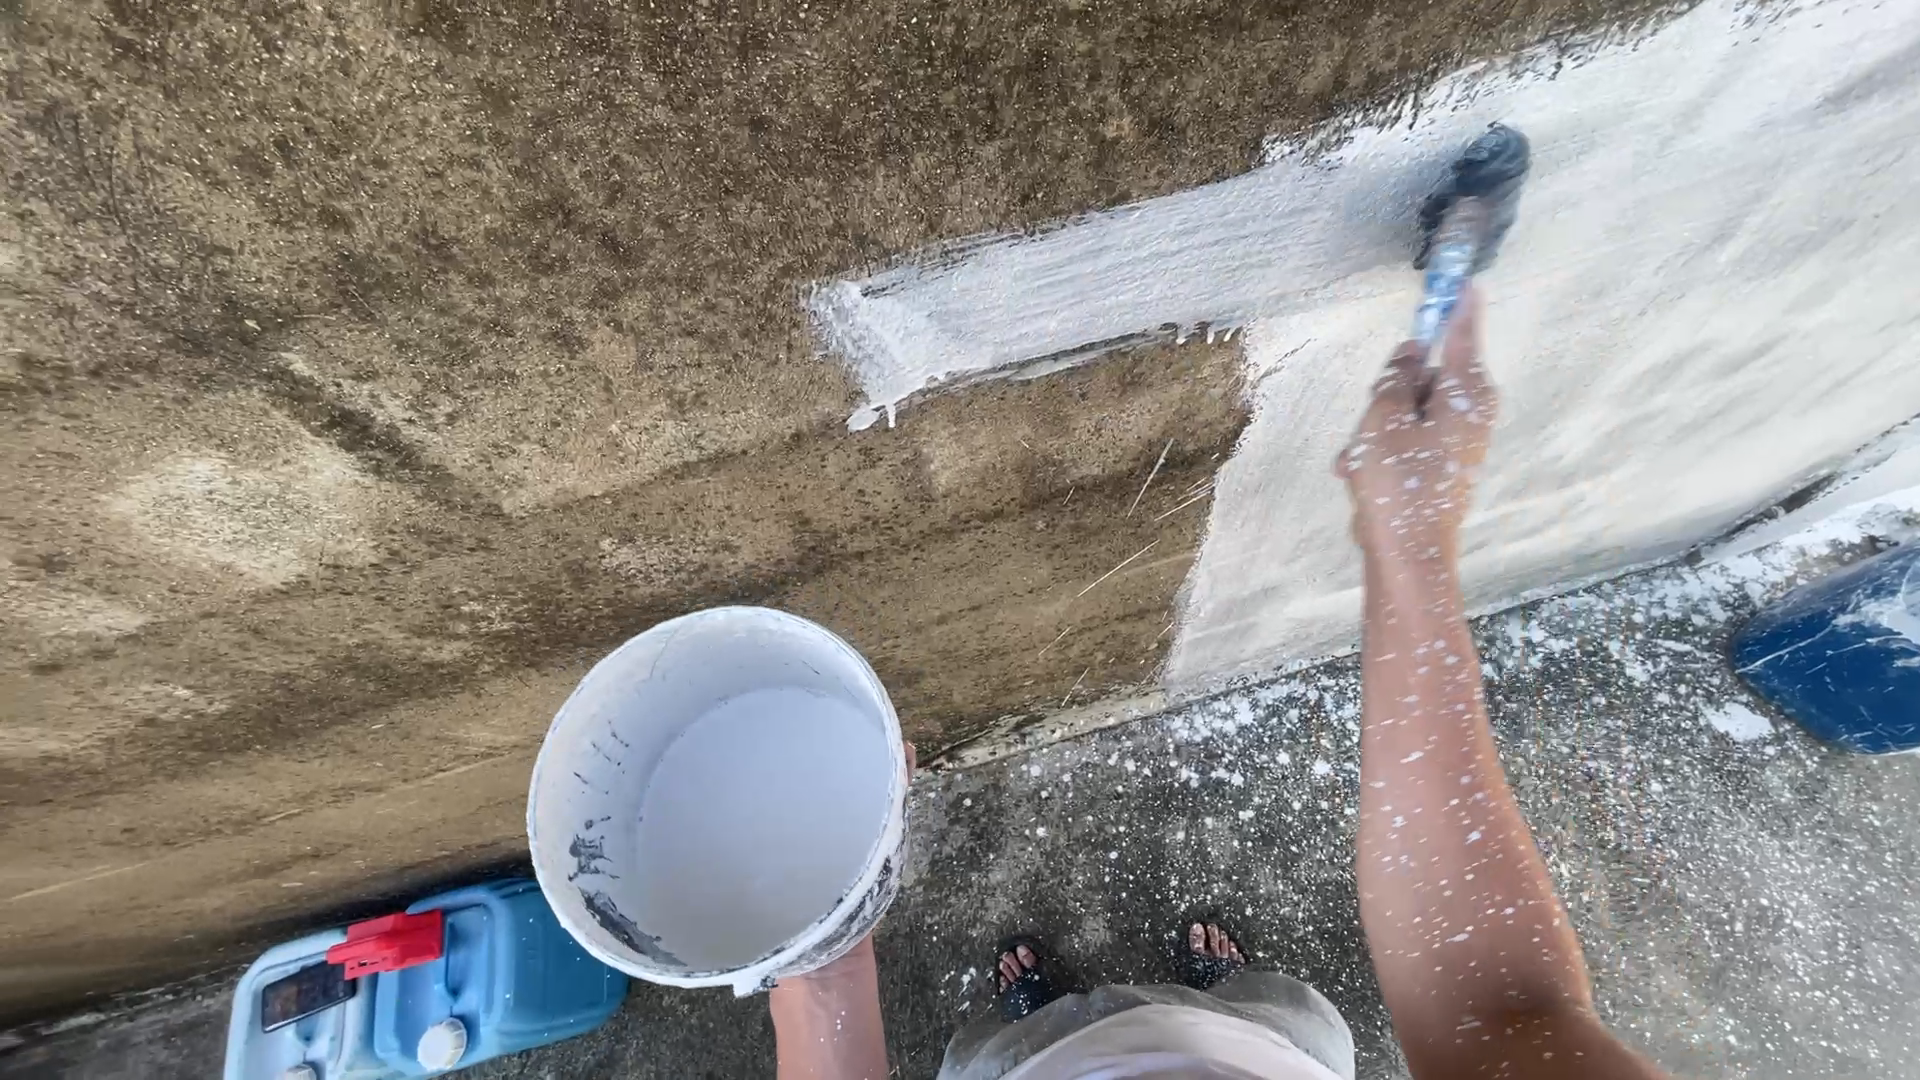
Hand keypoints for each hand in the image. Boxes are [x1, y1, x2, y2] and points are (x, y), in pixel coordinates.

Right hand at [1336, 288, 1496, 558]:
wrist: (1408, 549)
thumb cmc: (1396, 480)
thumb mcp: (1383, 418)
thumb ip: (1395, 379)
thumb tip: (1411, 350)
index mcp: (1466, 393)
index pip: (1461, 335)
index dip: (1456, 308)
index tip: (1463, 281)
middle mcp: (1470, 413)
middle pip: (1426, 379)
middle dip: (1388, 396)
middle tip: (1364, 420)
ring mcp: (1458, 442)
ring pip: (1409, 414)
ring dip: (1376, 431)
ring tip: (1355, 461)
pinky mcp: (1442, 465)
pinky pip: (1408, 442)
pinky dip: (1383, 452)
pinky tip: (1360, 475)